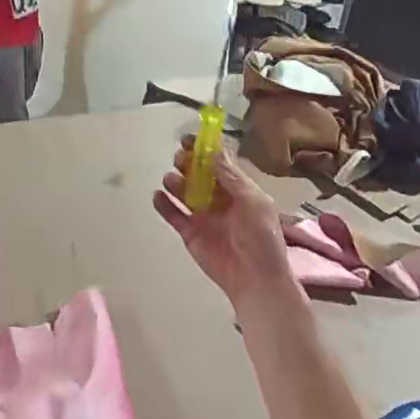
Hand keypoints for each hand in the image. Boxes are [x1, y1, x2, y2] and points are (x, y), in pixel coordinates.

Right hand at [153, 136, 293, 305]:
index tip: (190, 138)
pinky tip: (158, 196)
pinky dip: (164, 205)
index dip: (205, 150)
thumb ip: (232, 178)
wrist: (255, 279)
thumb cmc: (261, 239)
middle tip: (181, 159)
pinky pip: (173, 214)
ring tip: (171, 179)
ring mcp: (203, 216)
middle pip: (198, 174)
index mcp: (239, 189)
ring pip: (184, 192)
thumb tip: (214, 153)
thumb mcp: (253, 202)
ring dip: (175, 181)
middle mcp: (219, 199)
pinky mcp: (190, 232)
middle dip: (188, 163)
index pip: (219, 163)